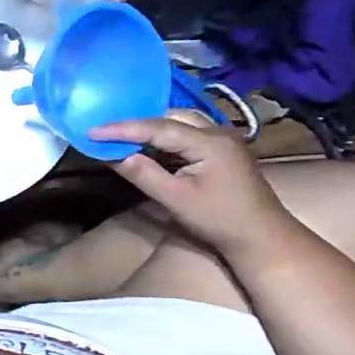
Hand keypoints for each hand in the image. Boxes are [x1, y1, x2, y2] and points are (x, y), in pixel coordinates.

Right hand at [89, 116, 289, 254]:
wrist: (261, 237)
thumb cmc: (219, 220)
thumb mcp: (176, 199)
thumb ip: (143, 174)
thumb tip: (111, 156)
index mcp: (208, 141)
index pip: (157, 127)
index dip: (122, 129)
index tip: (92, 131)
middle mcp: (217, 131)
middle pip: (169, 117)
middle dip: (136, 123)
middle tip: (105, 130)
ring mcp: (223, 138)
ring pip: (180, 122)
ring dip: (151, 128)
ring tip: (122, 136)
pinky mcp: (222, 148)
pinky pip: (188, 132)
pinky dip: (165, 137)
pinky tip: (149, 147)